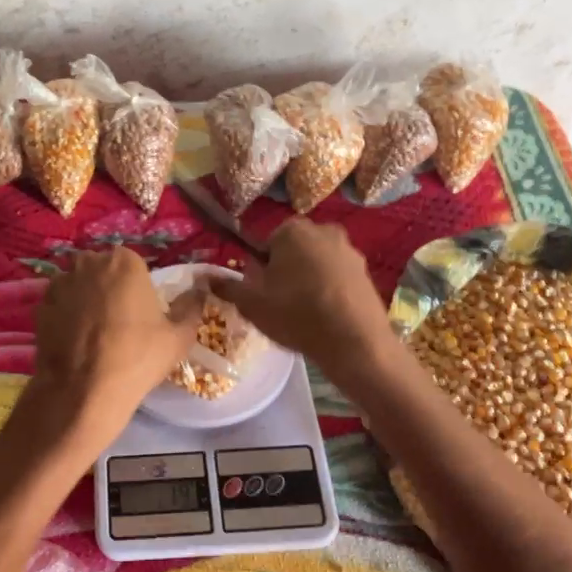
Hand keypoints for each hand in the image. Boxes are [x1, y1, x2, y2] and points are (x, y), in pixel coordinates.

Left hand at [31, 249, 204, 430]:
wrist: (83, 390)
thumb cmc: (137, 358)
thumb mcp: (179, 336)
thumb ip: (191, 307)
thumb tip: (199, 291)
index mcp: (125, 261)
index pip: (133, 265)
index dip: (137, 288)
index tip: (140, 312)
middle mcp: (88, 262)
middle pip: (102, 270)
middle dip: (108, 288)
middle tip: (118, 322)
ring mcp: (59, 283)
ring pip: (77, 285)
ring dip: (85, 300)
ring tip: (94, 333)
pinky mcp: (39, 306)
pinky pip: (58, 305)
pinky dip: (65, 316)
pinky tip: (74, 341)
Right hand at [211, 220, 395, 380]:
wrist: (354, 342)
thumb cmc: (296, 315)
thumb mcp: (251, 304)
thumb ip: (227, 287)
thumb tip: (204, 277)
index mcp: (293, 230)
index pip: (266, 244)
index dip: (261, 269)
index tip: (262, 292)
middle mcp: (324, 230)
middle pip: (294, 251)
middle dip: (286, 272)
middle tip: (280, 305)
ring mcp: (350, 251)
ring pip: (317, 265)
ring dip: (308, 282)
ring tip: (304, 315)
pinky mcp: (367, 273)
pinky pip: (338, 279)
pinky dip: (330, 292)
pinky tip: (326, 318)